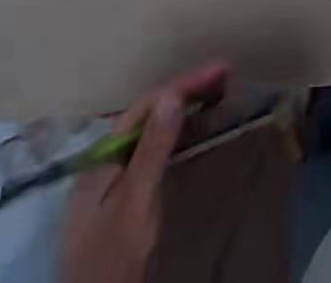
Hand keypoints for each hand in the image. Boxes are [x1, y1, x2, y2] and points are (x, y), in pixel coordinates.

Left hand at [59, 64, 229, 282]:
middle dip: (187, 90)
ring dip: (184, 107)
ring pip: (153, 128)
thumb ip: (152, 149)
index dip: (185, 84)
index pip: (148, 105)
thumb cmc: (111, 259)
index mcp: (104, 154)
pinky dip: (179, 132)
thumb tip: (172, 97)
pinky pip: (155, 148)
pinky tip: (195, 127)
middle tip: (225, 75)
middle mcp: (108, 158)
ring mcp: (116, 177)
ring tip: (217, 91)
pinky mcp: (127, 194)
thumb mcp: (135, 202)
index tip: (221, 70)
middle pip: (150, 112)